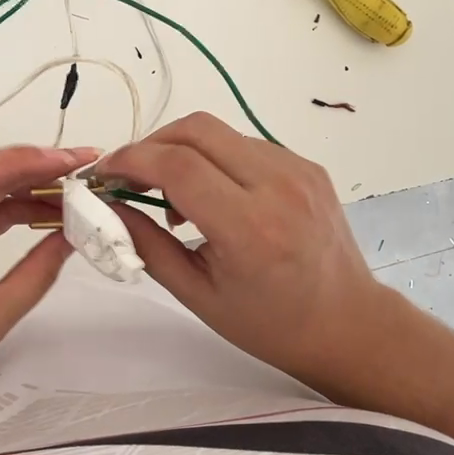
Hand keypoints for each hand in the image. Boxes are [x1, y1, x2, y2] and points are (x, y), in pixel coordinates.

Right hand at [96, 112, 391, 376]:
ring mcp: (297, 170)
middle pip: (195, 130)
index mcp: (250, 228)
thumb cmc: (268, 324)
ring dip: (180, 150)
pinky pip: (243, 143)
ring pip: (218, 132)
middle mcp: (277, 187)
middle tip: (129, 177)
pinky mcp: (306, 166)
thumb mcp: (195, 294)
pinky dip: (211, 157)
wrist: (349, 324)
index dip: (131, 160)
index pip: (177, 166)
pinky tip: (208, 194)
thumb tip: (107, 207)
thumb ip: (146, 244)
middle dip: (150, 145)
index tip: (104, 174)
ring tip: (168, 193)